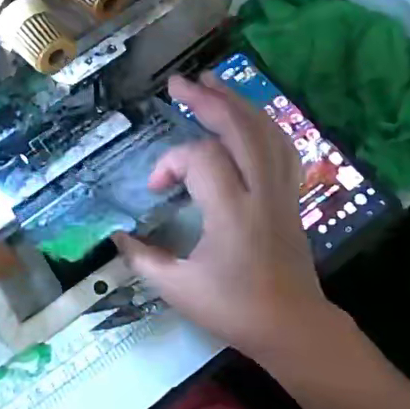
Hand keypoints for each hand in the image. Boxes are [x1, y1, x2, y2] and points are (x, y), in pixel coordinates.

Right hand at [112, 73, 342, 367]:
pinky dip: (263, 124)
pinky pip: (282, 147)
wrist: (292, 325)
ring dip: (237, 103)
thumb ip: (143, 258)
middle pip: (240, 128)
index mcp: (232, 211)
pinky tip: (247, 117)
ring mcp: (282, 190)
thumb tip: (117, 235)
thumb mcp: (178, 289)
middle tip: (180, 83)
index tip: (157, 189)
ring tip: (213, 83)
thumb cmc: (234, 309)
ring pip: (266, 131)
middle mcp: (261, 191)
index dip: (171, 163)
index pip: (200, 159)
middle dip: (208, 101)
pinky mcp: (291, 196)